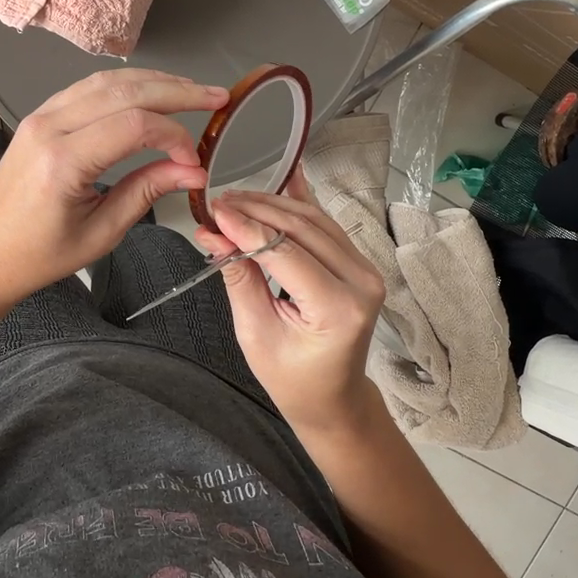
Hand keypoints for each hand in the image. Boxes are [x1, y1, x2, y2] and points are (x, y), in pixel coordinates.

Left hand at [0, 69, 227, 309]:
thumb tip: (193, 172)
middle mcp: (48, 128)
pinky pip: (87, 87)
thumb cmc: (38, 256)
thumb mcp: (100, 233)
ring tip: (191, 90)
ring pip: (106, 81)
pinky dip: (124, 85)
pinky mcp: (39, 116)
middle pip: (124, 91)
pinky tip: (150, 92)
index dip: (174, 137)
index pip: (134, 126)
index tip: (194, 162)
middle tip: (217, 96)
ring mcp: (40, 116)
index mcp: (62, 162)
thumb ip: (146, 193)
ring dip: (153, 81)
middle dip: (176, 91)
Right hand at [197, 173, 387, 435]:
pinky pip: (324, 225)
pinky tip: (281, 179)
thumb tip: (212, 234)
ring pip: (313, 219)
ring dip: (272, 204)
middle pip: (301, 228)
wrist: (333, 399)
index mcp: (338, 307)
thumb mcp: (255, 333)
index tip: (213, 212)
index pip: (285, 252)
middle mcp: (361, 282)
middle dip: (255, 210)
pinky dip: (297, 204)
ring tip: (234, 199)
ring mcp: (365, 269)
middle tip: (217, 203)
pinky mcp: (359, 262)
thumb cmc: (292, 378)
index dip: (246, 228)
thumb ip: (238, 278)